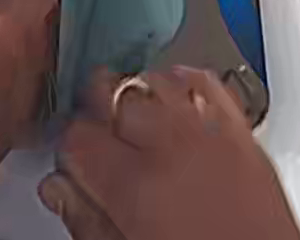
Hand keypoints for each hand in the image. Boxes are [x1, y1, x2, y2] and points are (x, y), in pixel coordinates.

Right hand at [39, 67, 299, 239]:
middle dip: (95, 110)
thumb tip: (59, 189)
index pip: (76, 135)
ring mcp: (207, 130)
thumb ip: (88, 223)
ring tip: (134, 123)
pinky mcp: (239, 129)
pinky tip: (174, 105)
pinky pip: (201, 80)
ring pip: (151, 77)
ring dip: (136, 95)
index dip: (67, 146)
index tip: (72, 160)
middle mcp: (169, 144)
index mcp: (135, 187)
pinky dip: (182, 84)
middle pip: (109, 90)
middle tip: (99, 138)